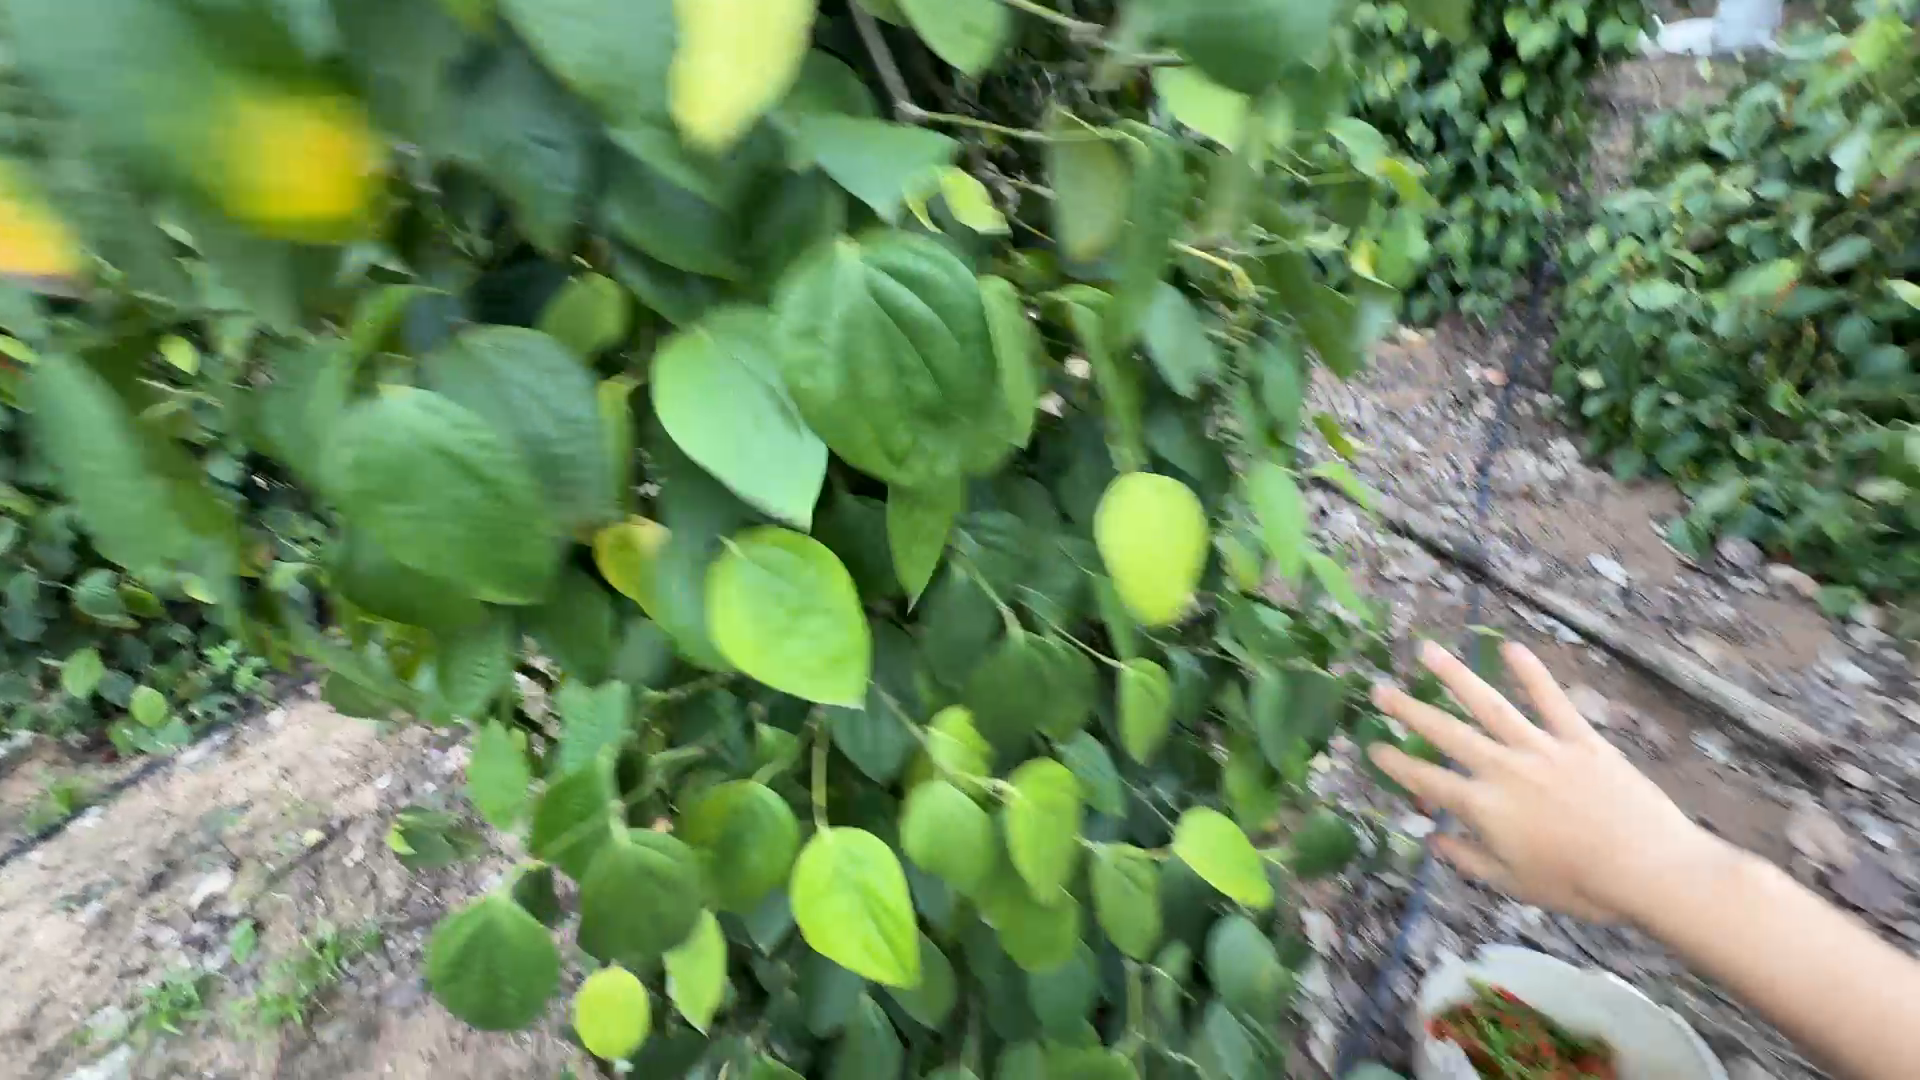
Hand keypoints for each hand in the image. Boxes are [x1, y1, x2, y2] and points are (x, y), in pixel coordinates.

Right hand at [1368, 640, 1716, 924]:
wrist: (1657, 873)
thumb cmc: (1582, 886)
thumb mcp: (1515, 884)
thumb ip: (1469, 859)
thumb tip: (1432, 842)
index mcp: (1483, 806)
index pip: (1425, 780)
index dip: (1395, 763)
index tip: (1372, 748)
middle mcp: (1502, 769)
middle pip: (1445, 732)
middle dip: (1407, 710)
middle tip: (1379, 689)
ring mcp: (1540, 750)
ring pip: (1488, 706)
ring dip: (1454, 676)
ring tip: (1426, 651)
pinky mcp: (1580, 741)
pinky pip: (1552, 702)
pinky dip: (1532, 674)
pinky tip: (1511, 647)